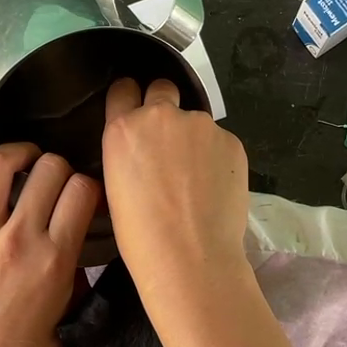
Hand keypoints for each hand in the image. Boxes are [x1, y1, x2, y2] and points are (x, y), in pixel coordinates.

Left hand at [0, 133, 98, 346]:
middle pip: (47, 168)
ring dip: (16, 152)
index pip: (81, 190)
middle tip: (54, 177)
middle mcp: (16, 241)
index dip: (89, 184)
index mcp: (54, 258)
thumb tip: (74, 210)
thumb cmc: (35, 340)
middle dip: (58, 165)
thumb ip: (74, 250)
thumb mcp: (70, 296)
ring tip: (22, 159)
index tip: (84, 193)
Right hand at [101, 78, 250, 299]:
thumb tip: (144, 152)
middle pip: (162, 89)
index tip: (135, 110)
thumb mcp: (115, 187)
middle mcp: (161, 116)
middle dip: (164, 106)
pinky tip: (215, 189)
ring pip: (195, 121)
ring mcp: (200, 126)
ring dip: (194, 139)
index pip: (123, 90)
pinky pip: (220, 142)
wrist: (190, 257)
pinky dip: (218, 159)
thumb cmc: (140, 236)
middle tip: (168, 142)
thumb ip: (128, 154)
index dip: (130, 98)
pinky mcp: (231, 141)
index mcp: (123, 130)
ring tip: (196, 180)